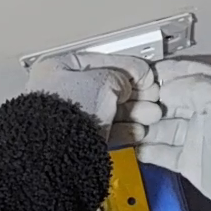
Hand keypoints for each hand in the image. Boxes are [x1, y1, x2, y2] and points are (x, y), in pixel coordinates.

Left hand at [25, 52, 162, 143]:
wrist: (58, 148)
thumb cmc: (68, 109)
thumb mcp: (103, 80)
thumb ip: (119, 76)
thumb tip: (126, 84)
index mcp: (58, 68)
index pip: (100, 62)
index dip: (127, 66)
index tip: (145, 73)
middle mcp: (61, 92)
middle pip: (107, 88)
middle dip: (134, 93)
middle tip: (151, 95)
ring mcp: (69, 118)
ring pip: (110, 111)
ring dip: (134, 112)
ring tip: (150, 114)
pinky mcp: (78, 140)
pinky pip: (106, 132)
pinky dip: (124, 131)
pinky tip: (138, 131)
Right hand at [134, 58, 210, 210]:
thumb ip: (193, 85)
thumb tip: (167, 88)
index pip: (188, 73)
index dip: (165, 72)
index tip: (142, 75)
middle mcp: (208, 112)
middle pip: (171, 100)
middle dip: (149, 100)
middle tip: (127, 101)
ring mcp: (198, 137)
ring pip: (162, 126)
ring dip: (143, 125)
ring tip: (123, 123)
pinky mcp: (190, 162)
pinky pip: (162, 152)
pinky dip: (146, 149)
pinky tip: (130, 145)